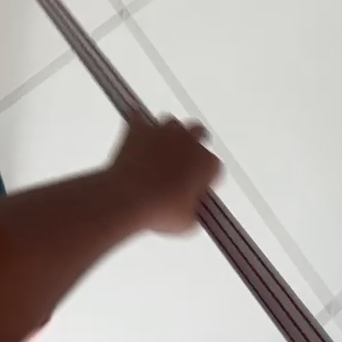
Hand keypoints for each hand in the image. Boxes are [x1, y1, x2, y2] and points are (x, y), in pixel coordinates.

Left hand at [107, 116, 221, 234]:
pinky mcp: (140, 127)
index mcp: (206, 162)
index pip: (214, 166)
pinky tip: (137, 136)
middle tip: (185, 159)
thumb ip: (194, 210)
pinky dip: (139, 126)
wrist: (127, 197)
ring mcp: (163, 131)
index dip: (207, 176)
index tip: (199, 186)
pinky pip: (139, 118)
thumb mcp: (186, 222)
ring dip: (169, 134)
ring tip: (161, 150)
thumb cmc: (159, 209)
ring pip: (172, 124)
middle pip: (199, 132)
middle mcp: (188, 140)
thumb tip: (191, 211)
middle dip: (194, 143)